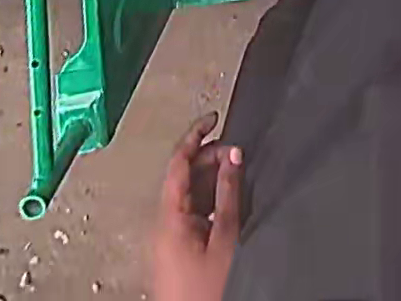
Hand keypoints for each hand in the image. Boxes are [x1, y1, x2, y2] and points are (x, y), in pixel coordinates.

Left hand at [150, 112, 242, 300]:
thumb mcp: (225, 236)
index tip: (213, 117)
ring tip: (235, 169)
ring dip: (212, 175)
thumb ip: (228, 191)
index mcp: (169, 215)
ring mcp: (170, 235)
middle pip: (184, 174)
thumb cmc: (206, 290)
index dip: (196, 134)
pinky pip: (192, 209)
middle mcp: (164, 221)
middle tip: (235, 150)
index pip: (178, 160)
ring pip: (190, 191)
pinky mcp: (178, 247)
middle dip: (210, 155)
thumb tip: (233, 155)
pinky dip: (210, 196)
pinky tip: (227, 196)